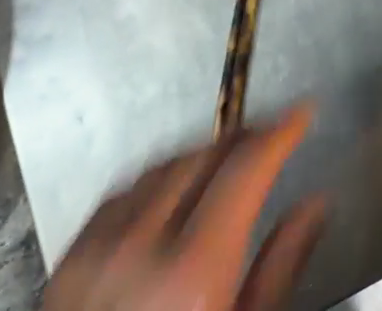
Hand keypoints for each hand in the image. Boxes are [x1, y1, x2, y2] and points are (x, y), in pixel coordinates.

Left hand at [43, 107, 326, 310]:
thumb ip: (281, 266)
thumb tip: (314, 206)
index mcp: (196, 269)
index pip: (245, 165)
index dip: (279, 130)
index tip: (302, 113)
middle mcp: (142, 246)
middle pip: (201, 155)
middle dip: (242, 136)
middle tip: (270, 135)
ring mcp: (97, 252)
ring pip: (158, 167)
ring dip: (199, 153)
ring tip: (227, 158)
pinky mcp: (68, 263)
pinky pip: (118, 195)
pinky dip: (154, 179)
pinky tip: (171, 191)